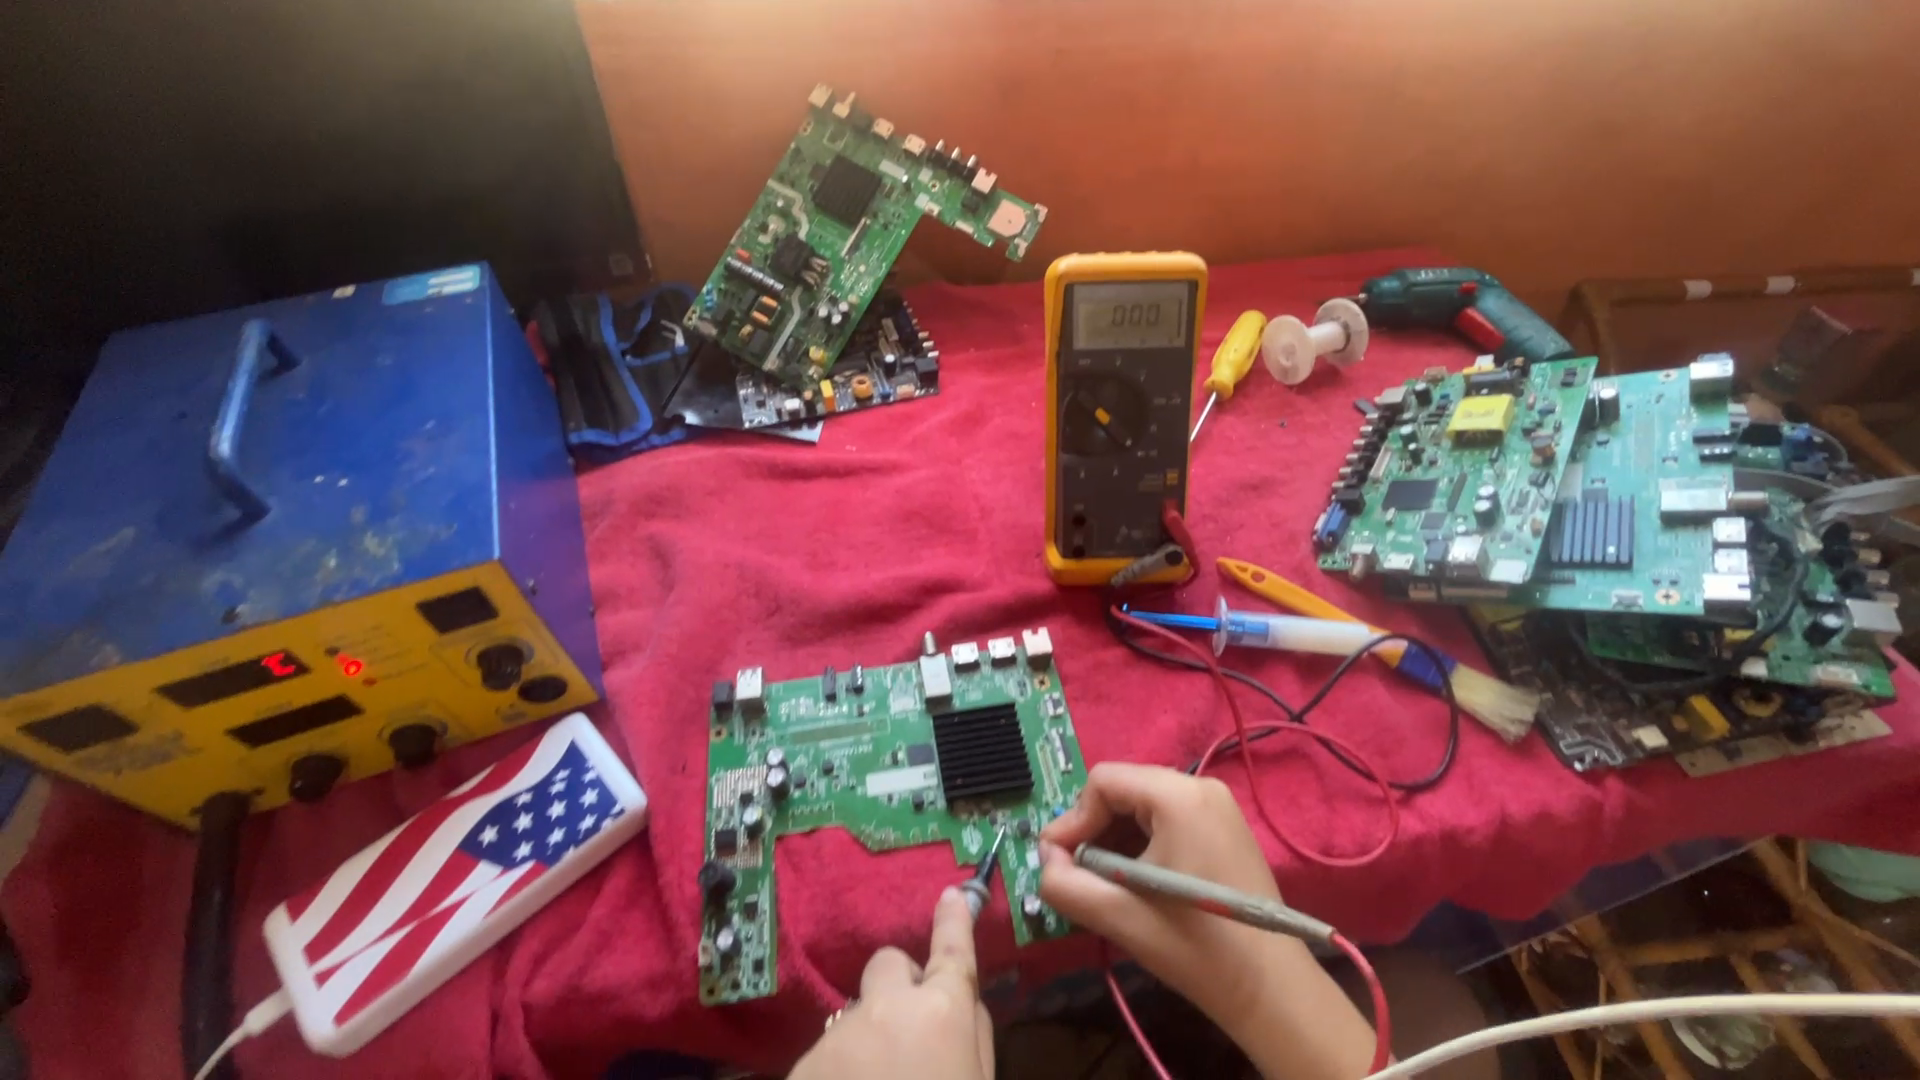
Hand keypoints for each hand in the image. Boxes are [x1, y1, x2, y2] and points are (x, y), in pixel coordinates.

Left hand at [790, 887, 993, 1079]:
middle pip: (889, 965)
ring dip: (869, 1037)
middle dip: (899, 986)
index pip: (953, 951)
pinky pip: (829, 1052)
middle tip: (907, 1031)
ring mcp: (841, 1033)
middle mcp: (888, 1008)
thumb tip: (964, 1005)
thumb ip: (975, 1039)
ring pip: (857, 1014)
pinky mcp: (803, 1064)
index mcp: (941, 1013)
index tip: (954, 892)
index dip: (955, 920)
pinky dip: (840, 1071)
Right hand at [1040, 764, 1375, 1079]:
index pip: (1103, 782)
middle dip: (1094, 829)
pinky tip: (1139, 881)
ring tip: (1109, 882)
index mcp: (1178, 796)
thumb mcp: (1118, 916)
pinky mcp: (1226, 827)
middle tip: (1082, 873)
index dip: (1073, 818)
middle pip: (1124, 789)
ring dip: (1116, 838)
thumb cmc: (1194, 947)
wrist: (1271, 989)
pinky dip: (1143, 842)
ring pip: (1144, 804)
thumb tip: (1045, 857)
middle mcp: (1201, 786)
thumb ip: (1065, 883)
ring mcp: (1219, 805)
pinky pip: (1168, 817)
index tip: (1060, 860)